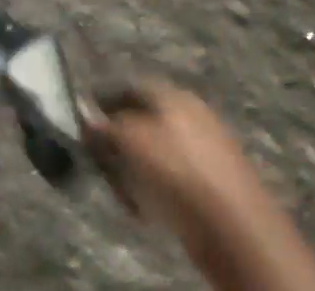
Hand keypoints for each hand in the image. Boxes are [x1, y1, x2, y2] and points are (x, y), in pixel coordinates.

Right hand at [86, 82, 273, 233]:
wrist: (236, 228)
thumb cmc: (174, 170)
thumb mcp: (124, 138)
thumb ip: (100, 125)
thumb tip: (87, 120)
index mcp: (173, 94)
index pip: (124, 87)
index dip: (98, 102)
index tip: (79, 122)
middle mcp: (192, 115)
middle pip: (139, 119)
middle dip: (114, 138)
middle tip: (96, 157)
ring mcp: (208, 149)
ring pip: (154, 149)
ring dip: (131, 165)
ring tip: (119, 184)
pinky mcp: (214, 183)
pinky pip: (171, 175)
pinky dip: (153, 184)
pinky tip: (143, 200)